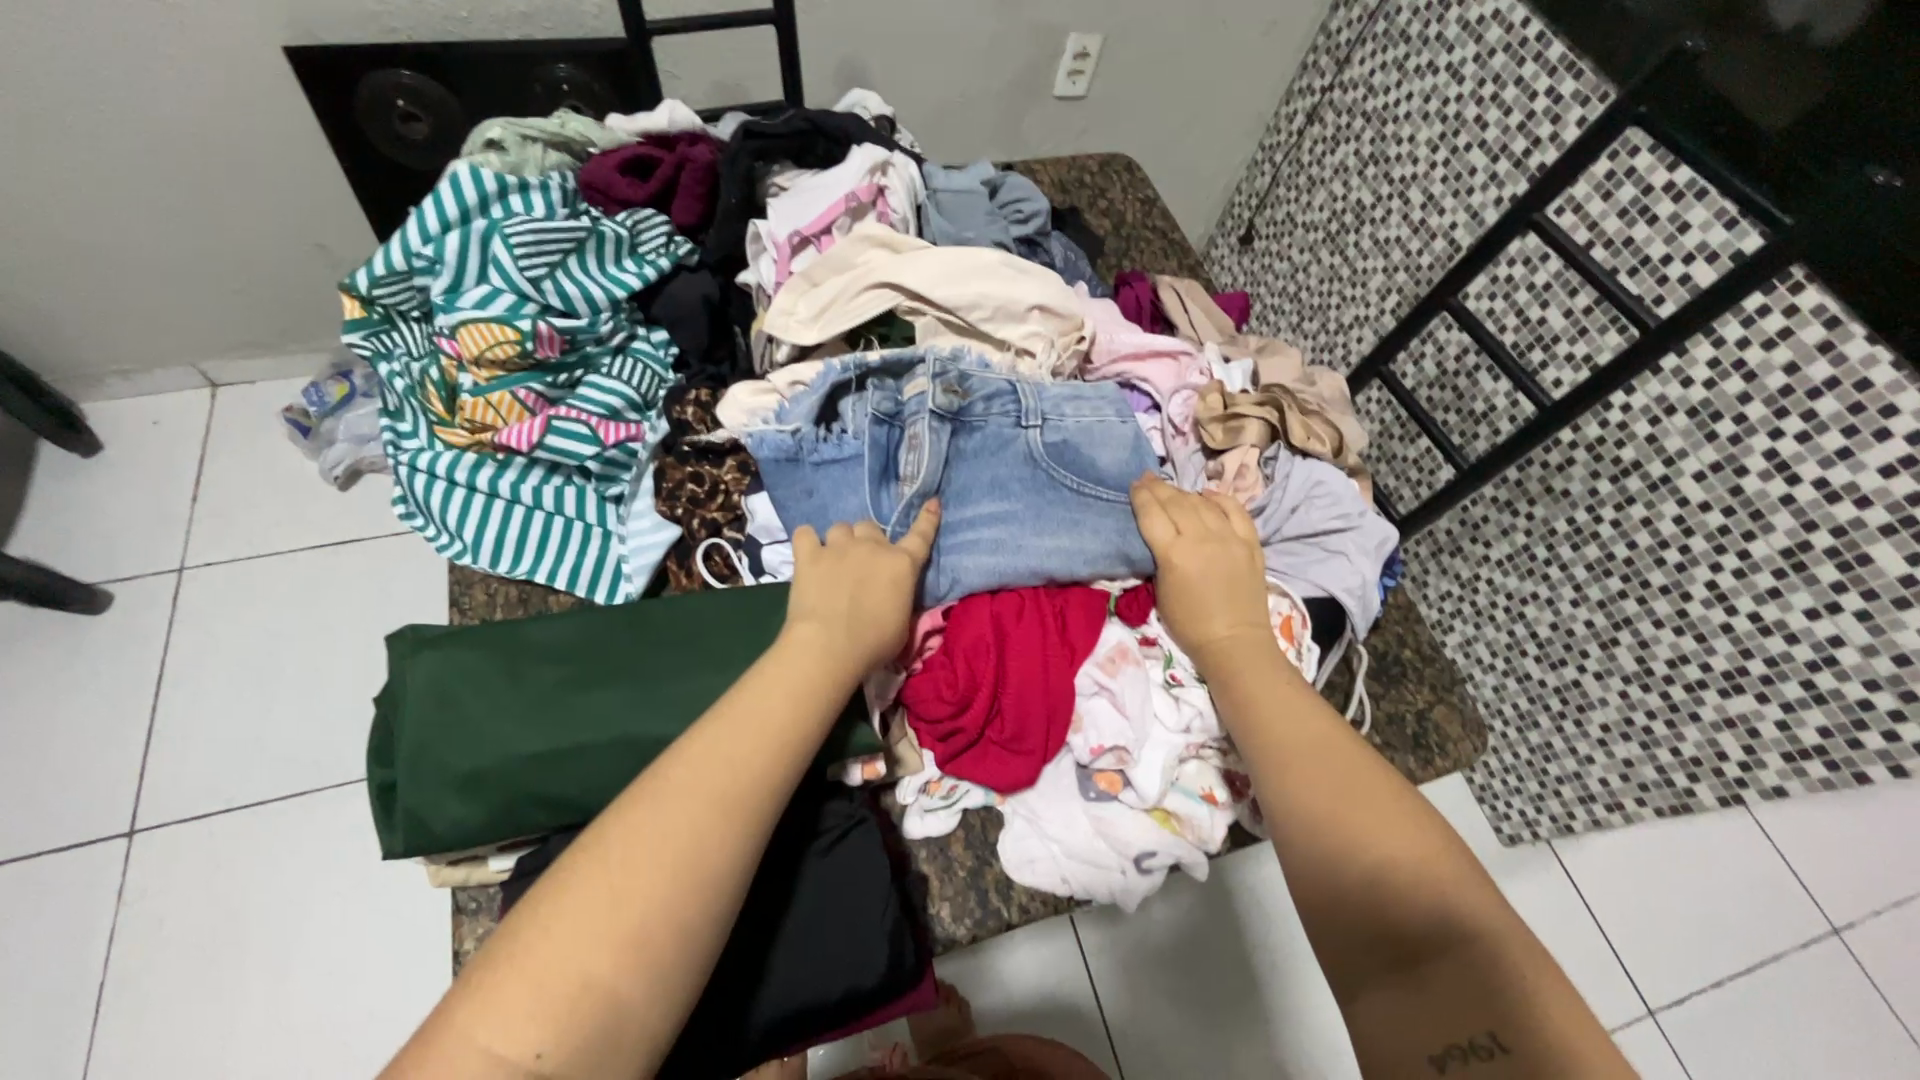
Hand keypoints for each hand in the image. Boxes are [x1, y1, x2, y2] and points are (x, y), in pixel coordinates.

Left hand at [782, 500, 940, 675]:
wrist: (829, 647)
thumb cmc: (874, 644)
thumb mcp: (903, 624)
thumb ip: (899, 599)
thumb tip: (891, 595)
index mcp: (902, 565)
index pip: (920, 535)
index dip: (927, 519)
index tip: (932, 502)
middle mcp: (872, 547)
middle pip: (871, 527)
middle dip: (868, 541)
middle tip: (862, 564)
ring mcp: (838, 548)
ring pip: (841, 527)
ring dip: (840, 541)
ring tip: (833, 561)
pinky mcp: (808, 555)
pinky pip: (805, 533)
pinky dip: (807, 541)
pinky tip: (806, 553)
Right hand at [1129, 473, 1278, 672]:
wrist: (1234, 642)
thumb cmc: (1189, 626)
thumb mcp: (1160, 591)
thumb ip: (1159, 557)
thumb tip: (1159, 536)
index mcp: (1174, 554)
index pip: (1152, 514)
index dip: (1141, 496)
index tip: (1134, 485)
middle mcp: (1201, 538)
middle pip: (1176, 503)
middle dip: (1159, 488)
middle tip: (1146, 478)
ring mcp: (1229, 538)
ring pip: (1202, 503)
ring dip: (1184, 492)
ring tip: (1172, 488)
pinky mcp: (1250, 543)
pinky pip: (1235, 510)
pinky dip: (1220, 499)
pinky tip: (1207, 494)